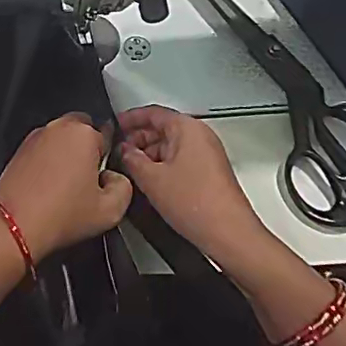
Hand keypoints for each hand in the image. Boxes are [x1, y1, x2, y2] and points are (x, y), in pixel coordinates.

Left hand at [0, 113, 131, 261]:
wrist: (15, 224)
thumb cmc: (58, 215)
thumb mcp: (111, 210)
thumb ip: (124, 187)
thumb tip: (117, 179)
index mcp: (84, 134)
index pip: (108, 135)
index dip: (109, 158)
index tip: (105, 175)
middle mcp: (58, 128)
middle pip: (82, 131)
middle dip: (88, 149)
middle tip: (88, 179)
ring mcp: (36, 137)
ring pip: (61, 139)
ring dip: (67, 155)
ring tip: (66, 187)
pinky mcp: (20, 150)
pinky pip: (43, 149)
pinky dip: (48, 162)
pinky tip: (49, 187)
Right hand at [117, 106, 267, 264]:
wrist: (228, 233)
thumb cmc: (201, 205)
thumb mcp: (151, 178)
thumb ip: (131, 158)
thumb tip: (125, 152)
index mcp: (188, 128)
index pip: (153, 113)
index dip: (130, 118)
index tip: (117, 124)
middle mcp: (201, 137)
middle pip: (162, 128)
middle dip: (138, 139)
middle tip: (121, 150)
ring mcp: (207, 154)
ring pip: (170, 145)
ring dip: (150, 155)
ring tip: (132, 169)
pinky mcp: (209, 172)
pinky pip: (180, 160)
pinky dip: (163, 166)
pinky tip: (151, 182)